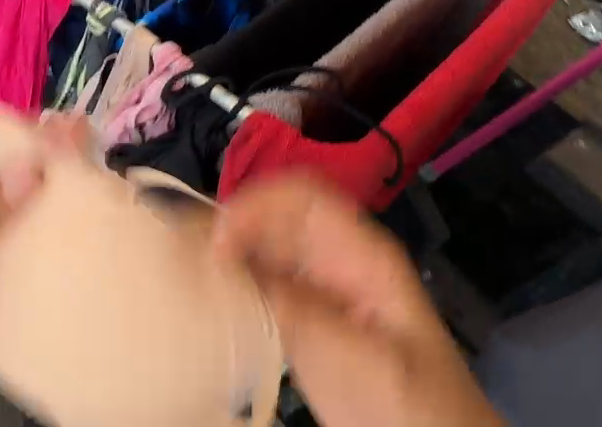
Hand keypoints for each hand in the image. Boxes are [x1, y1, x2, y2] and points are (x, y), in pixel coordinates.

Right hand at [213, 175, 504, 426]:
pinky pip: (255, 284)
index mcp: (360, 254)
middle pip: (272, 216)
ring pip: (258, 246)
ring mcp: (316, 291)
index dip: (258, 204)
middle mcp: (333, 261)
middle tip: (186, 254)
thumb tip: (223, 260)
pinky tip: (204, 297)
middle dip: (228, 226)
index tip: (221, 240)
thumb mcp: (359, 358)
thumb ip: (294, 308)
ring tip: (184, 270)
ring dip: (220, 251)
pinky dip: (225, 284)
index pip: (301, 197)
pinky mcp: (300, 320)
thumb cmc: (417, 409)